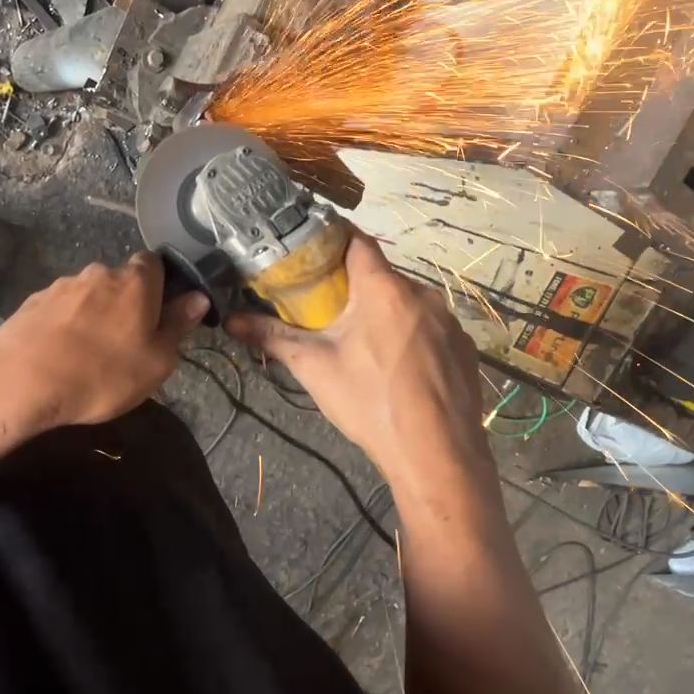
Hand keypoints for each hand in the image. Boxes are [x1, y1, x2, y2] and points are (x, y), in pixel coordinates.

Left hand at [0, 253, 211, 431]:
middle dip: (125, 304)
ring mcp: (59, 286)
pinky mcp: (31, 303)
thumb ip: (177, 326)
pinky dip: (65, 325)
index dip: (161, 286)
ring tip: (87, 355)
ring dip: (93, 316)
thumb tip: (197, 298)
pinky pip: (59, 309)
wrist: (21, 383)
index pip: (155, 263)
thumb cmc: (101, 375)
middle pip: (119, 281)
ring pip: (87, 295)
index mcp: (133, 281)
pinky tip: (59, 355)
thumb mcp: (155, 362)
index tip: (160, 315)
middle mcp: (96, 273)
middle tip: (125, 343)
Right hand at [226, 228, 492, 493]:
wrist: (437, 456)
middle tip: (322, 305)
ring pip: (406, 302)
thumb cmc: (369, 402)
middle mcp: (423, 295)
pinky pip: (429, 328)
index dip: (332, 237)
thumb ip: (271, 337)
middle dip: (351, 284)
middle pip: (380, 275)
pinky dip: (407, 335)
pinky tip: (393, 366)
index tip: (308, 245)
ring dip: (381, 311)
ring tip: (356, 339)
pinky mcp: (465, 349)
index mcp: (384, 289)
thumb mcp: (313, 367)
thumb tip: (228, 321)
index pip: (357, 241)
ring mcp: (449, 323)